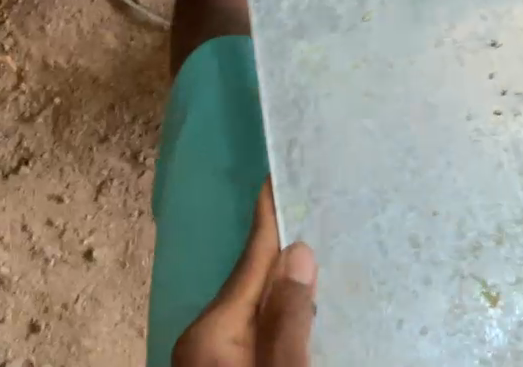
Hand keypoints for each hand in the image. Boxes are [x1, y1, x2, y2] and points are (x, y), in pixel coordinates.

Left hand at [172, 182, 317, 366]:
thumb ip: (286, 320)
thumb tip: (298, 251)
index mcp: (211, 328)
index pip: (251, 259)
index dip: (270, 215)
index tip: (279, 174)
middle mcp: (203, 334)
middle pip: (254, 280)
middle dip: (285, 249)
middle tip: (318, 212)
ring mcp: (208, 355)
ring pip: (255, 306)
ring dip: (285, 284)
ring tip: (319, 255)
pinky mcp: (220, 366)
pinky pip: (255, 330)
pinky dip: (278, 315)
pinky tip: (300, 311)